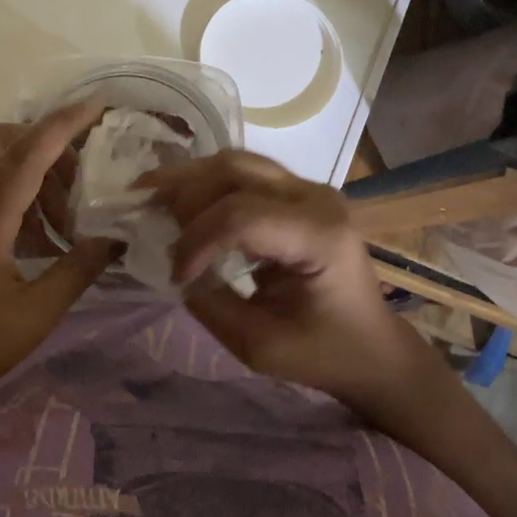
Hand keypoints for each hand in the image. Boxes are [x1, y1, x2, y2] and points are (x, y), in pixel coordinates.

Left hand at [0, 102, 116, 423]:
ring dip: (25, 165)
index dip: (64, 124)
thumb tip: (116, 237)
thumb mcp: (36, 315)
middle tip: (81, 176)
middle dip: (44, 142)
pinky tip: (31, 230)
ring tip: (60, 213)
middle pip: (0, 140)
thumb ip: (78, 268)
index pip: (27, 154)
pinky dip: (5, 185)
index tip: (97, 104)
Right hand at [138, 151, 422, 406]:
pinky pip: (244, 174)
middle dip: (183, 194)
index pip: (240, 216)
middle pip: (233, 170)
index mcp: (320, 236)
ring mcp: (309, 190)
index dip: (196, 241)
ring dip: (189, 180)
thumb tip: (176, 270)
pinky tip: (178, 202)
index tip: (176, 277)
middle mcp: (317, 198)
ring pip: (235, 162)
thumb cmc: (324, 353)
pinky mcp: (298, 194)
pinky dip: (206, 185)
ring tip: (150, 199)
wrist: (372, 348)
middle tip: (144, 216)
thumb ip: (211, 305)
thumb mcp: (260, 347)